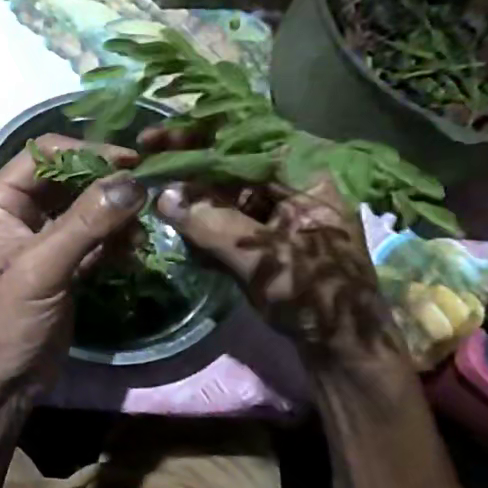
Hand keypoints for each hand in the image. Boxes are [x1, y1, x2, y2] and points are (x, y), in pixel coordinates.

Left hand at [0, 135, 146, 406]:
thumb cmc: (3, 323)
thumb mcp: (42, 269)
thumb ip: (86, 222)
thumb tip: (133, 181)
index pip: (45, 154)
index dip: (88, 152)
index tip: (132, 163)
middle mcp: (17, 213)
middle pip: (69, 178)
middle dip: (106, 184)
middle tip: (146, 195)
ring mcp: (41, 240)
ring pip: (85, 208)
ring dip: (115, 215)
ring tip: (141, 231)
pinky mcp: (62, 266)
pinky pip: (93, 239)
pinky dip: (114, 241)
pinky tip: (134, 250)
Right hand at [139, 127, 400, 363]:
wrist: (345, 351)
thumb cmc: (316, 298)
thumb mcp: (263, 259)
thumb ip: (212, 224)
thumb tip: (162, 195)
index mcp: (304, 175)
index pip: (241, 138)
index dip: (193, 135)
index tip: (151, 139)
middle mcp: (290, 184)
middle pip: (228, 162)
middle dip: (185, 167)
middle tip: (143, 165)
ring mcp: (277, 212)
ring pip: (221, 192)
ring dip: (189, 198)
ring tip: (154, 201)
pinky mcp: (264, 237)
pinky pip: (224, 219)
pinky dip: (201, 223)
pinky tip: (178, 229)